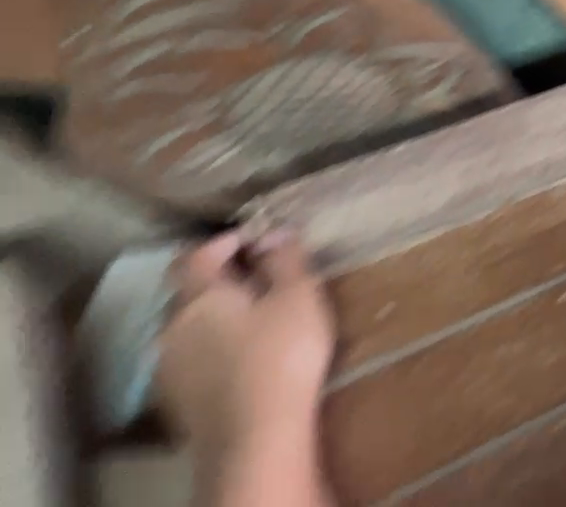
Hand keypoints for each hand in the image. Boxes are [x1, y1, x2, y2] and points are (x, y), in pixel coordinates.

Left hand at [157, 231, 334, 467]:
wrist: (253, 432)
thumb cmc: (283, 351)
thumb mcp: (298, 296)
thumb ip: (285, 260)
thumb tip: (273, 232)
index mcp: (199, 298)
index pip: (193, 257)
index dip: (221, 243)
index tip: (255, 239)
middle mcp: (171, 327)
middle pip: (190, 293)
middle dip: (223, 282)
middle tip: (264, 279)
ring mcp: (167, 364)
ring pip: (190, 326)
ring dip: (218, 315)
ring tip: (259, 319)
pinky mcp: (176, 394)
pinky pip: (192, 354)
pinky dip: (215, 344)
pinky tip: (245, 355)